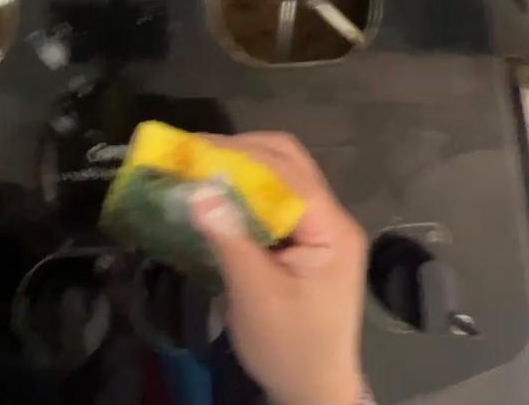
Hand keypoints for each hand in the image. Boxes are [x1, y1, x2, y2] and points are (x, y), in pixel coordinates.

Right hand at [192, 133, 366, 404]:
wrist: (313, 394)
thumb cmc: (290, 348)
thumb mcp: (256, 298)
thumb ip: (230, 240)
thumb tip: (199, 190)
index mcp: (332, 229)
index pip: (287, 172)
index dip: (241, 153)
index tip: (197, 148)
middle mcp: (331, 218)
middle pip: (288, 162)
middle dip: (242, 151)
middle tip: (197, 154)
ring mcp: (321, 228)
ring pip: (281, 176)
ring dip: (243, 167)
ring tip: (203, 168)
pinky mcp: (306, 239)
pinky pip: (275, 198)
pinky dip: (245, 189)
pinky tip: (219, 194)